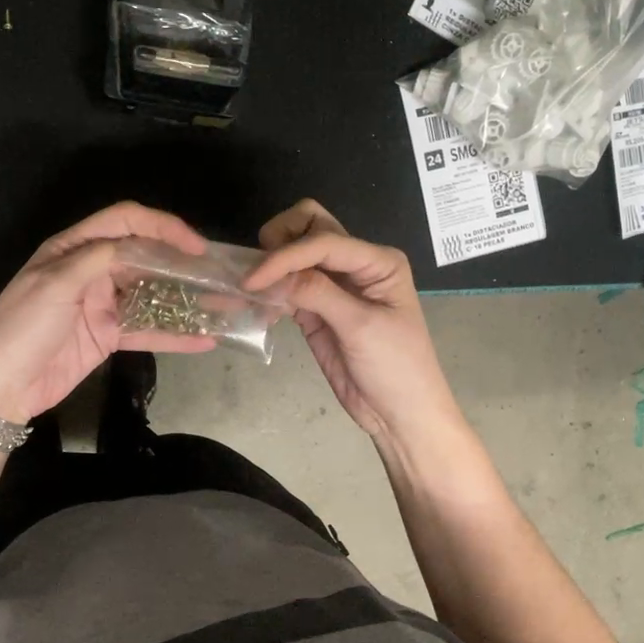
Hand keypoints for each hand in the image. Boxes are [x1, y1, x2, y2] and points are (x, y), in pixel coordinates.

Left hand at [0, 202, 216, 422]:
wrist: (1, 387)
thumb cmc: (22, 328)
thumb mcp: (56, 285)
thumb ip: (98, 259)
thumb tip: (139, 244)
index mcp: (73, 248)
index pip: (124, 222)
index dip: (161, 227)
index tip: (194, 245)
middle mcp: (91, 271)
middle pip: (144, 256)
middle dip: (180, 262)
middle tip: (217, 273)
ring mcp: (102, 305)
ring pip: (151, 294)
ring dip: (184, 299)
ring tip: (221, 304)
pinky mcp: (107, 337)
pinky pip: (147, 330)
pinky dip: (175, 335)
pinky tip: (204, 339)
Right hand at [245, 199, 457, 443]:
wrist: (401, 414)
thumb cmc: (397, 369)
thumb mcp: (362, 328)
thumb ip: (318, 295)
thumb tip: (271, 276)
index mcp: (377, 261)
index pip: (324, 241)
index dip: (286, 256)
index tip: (252, 279)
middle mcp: (354, 265)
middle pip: (309, 228)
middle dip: (279, 241)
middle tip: (256, 272)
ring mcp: (333, 287)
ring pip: (294, 256)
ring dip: (267, 266)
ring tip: (243, 291)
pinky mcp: (314, 312)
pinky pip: (285, 290)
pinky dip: (267, 295)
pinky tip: (251, 311)